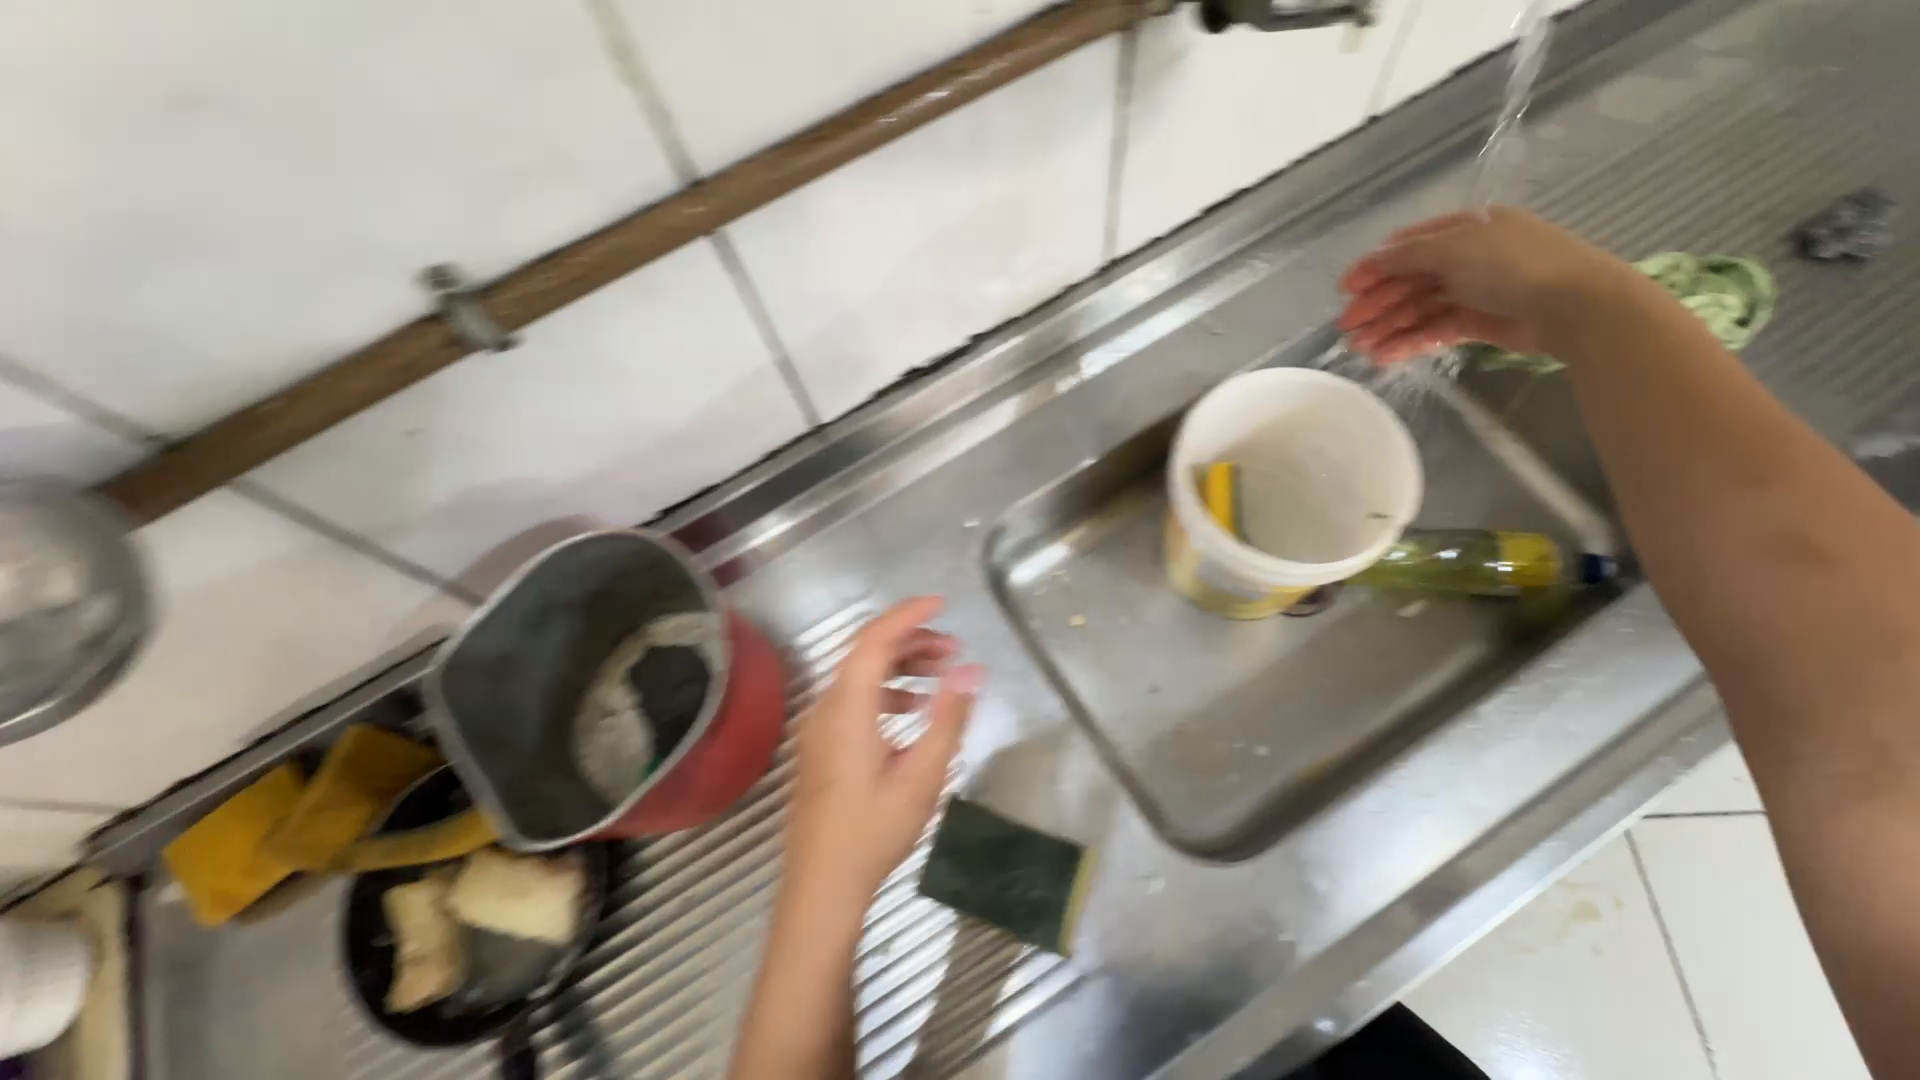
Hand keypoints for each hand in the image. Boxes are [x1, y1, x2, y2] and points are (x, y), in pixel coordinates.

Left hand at [782, 596, 981, 914]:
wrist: (822, 886)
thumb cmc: (874, 832)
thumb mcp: (922, 775)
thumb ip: (947, 718)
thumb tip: (971, 669)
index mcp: (847, 708)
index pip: (874, 640)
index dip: (908, 615)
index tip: (943, 602)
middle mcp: (826, 709)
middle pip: (865, 654)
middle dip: (911, 641)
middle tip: (954, 649)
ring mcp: (818, 729)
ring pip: (859, 677)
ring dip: (899, 668)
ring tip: (941, 677)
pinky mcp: (820, 747)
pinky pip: (853, 700)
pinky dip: (884, 693)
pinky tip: (912, 713)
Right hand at [1338, 206, 1645, 363]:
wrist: (1573, 304)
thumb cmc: (1513, 264)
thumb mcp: (1455, 248)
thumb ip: (1408, 255)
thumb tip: (1374, 260)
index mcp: (1465, 229)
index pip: (1408, 247)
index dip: (1374, 268)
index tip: (1346, 290)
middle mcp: (1467, 258)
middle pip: (1409, 281)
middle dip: (1376, 304)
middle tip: (1347, 327)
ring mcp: (1474, 291)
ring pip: (1419, 309)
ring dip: (1388, 327)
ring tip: (1361, 348)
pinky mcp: (1479, 323)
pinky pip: (1435, 330)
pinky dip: (1409, 342)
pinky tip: (1386, 355)